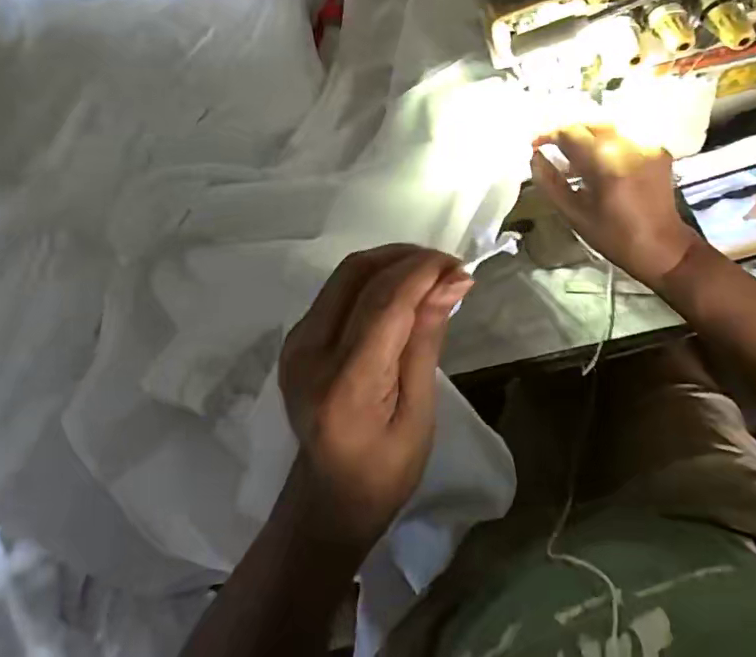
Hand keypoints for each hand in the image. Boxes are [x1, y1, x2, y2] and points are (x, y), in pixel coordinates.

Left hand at [278, 245, 473, 552]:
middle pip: (357, 275)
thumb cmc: (386, 471)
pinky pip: (337, 290)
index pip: (383, 303)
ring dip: (390, 262)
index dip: (423, 272)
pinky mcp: (295, 337)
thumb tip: (452, 280)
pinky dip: (374, 278)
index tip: (460, 266)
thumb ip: (426, 339)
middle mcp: (308, 354)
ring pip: (345, 275)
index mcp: (344, 385)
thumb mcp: (420, 413)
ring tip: (431, 273)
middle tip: (448, 268)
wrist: (329, 497)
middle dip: (407, 258)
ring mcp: (295, 343)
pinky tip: (403, 289)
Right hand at [530, 123, 710, 287]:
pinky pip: (625, 137)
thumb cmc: (616, 238)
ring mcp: (646, 146)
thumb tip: (535, 158)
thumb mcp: (575, 215)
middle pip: (589, 125)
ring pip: (607, 128)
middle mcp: (628, 146)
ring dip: (587, 137)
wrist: (665, 249)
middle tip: (552, 149)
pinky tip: (600, 161)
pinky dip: (607, 143)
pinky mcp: (657, 150)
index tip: (536, 145)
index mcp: (606, 163)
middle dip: (568, 134)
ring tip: (575, 156)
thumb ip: (551, 182)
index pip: (570, 133)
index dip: (548, 135)